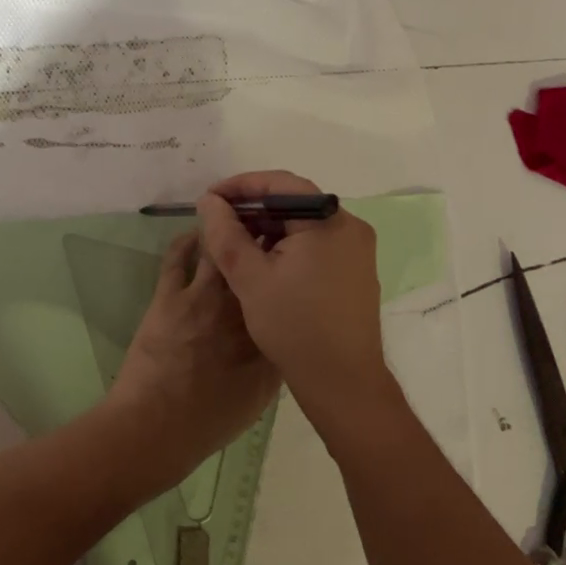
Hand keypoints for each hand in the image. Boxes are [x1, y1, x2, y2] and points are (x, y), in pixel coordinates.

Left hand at [106, 233, 279, 459]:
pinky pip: (179, 257)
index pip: (286, 293)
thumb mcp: (260, 397)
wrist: (158, 426)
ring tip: (232, 219)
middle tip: (266, 227)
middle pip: (258, 262)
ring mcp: (204, 300)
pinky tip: (194, 234)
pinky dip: (188, 241)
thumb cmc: (211, 421)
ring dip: (228, 230)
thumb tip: (280, 340)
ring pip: (221, 250)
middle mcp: (241, 310)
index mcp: (269, 336)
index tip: (291, 258)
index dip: (288, 270)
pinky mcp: (170, 297)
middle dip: (265, 239)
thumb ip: (274, 363)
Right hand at [195, 171, 391, 405]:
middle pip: (293, 203)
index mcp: (329, 221)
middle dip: (252, 210)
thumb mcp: (249, 277)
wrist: (342, 381)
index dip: (240, 186)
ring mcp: (356, 252)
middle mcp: (350, 228)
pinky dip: (287, 248)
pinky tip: (263, 268)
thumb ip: (225, 234)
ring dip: (267, 230)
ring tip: (234, 247)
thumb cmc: (294, 326)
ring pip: (303, 226)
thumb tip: (209, 201)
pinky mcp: (355, 273)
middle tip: (217, 225)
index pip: (280, 183)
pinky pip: (316, 246)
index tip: (209, 199)